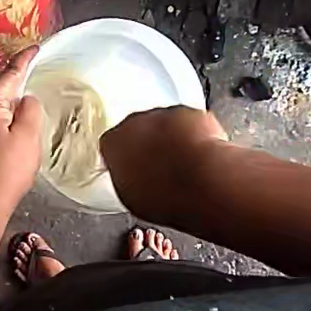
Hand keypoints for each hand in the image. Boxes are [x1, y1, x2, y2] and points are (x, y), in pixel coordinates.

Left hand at [0, 46, 44, 204]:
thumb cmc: (5, 170)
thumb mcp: (27, 137)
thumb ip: (30, 109)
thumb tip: (24, 99)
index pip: (9, 74)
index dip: (24, 60)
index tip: (35, 48)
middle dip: (10, 82)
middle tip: (31, 83)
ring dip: (0, 101)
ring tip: (19, 108)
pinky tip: (3, 127)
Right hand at [100, 106, 229, 218]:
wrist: (199, 183)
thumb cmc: (165, 194)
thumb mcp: (132, 198)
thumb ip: (126, 179)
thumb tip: (134, 180)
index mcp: (113, 144)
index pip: (111, 144)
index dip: (124, 157)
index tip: (133, 168)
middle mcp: (133, 123)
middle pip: (136, 128)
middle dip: (147, 143)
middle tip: (160, 167)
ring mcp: (162, 115)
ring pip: (164, 123)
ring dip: (172, 138)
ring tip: (184, 164)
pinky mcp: (188, 112)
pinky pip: (189, 122)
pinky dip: (195, 134)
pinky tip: (199, 155)